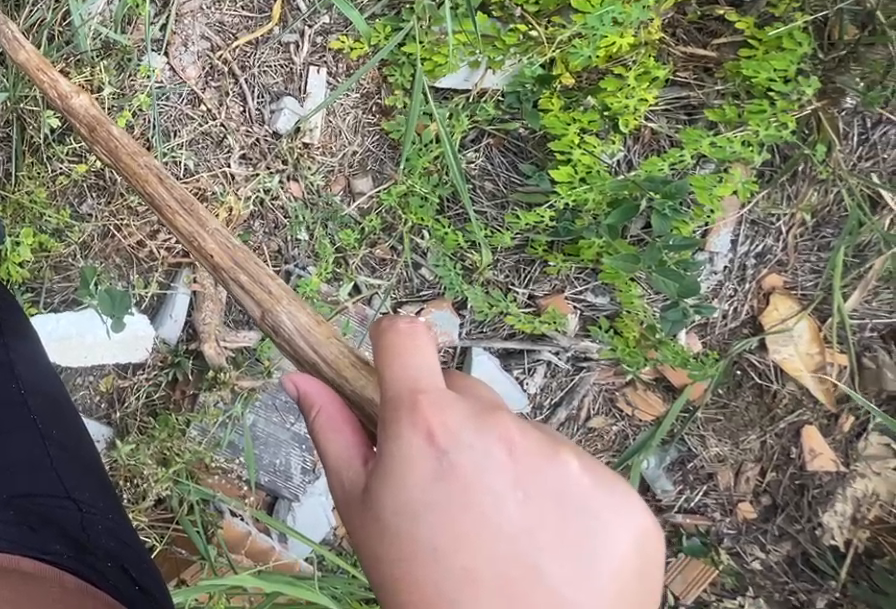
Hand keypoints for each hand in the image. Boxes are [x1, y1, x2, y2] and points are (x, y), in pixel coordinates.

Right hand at [286, 316, 662, 608]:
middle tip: (447, 486)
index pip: (404, 335)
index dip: (393, 346)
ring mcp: (565, 459)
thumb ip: (330, 428)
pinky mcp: (621, 497)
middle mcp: (496, 425)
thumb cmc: (424, 586)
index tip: (394, 374)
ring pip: (520, 432)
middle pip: (462, 390)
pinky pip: (578, 472)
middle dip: (449, 421)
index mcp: (424, 421)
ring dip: (506, 460)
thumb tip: (297, 376)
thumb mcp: (359, 507)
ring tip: (503, 529)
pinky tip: (550, 547)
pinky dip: (562, 497)